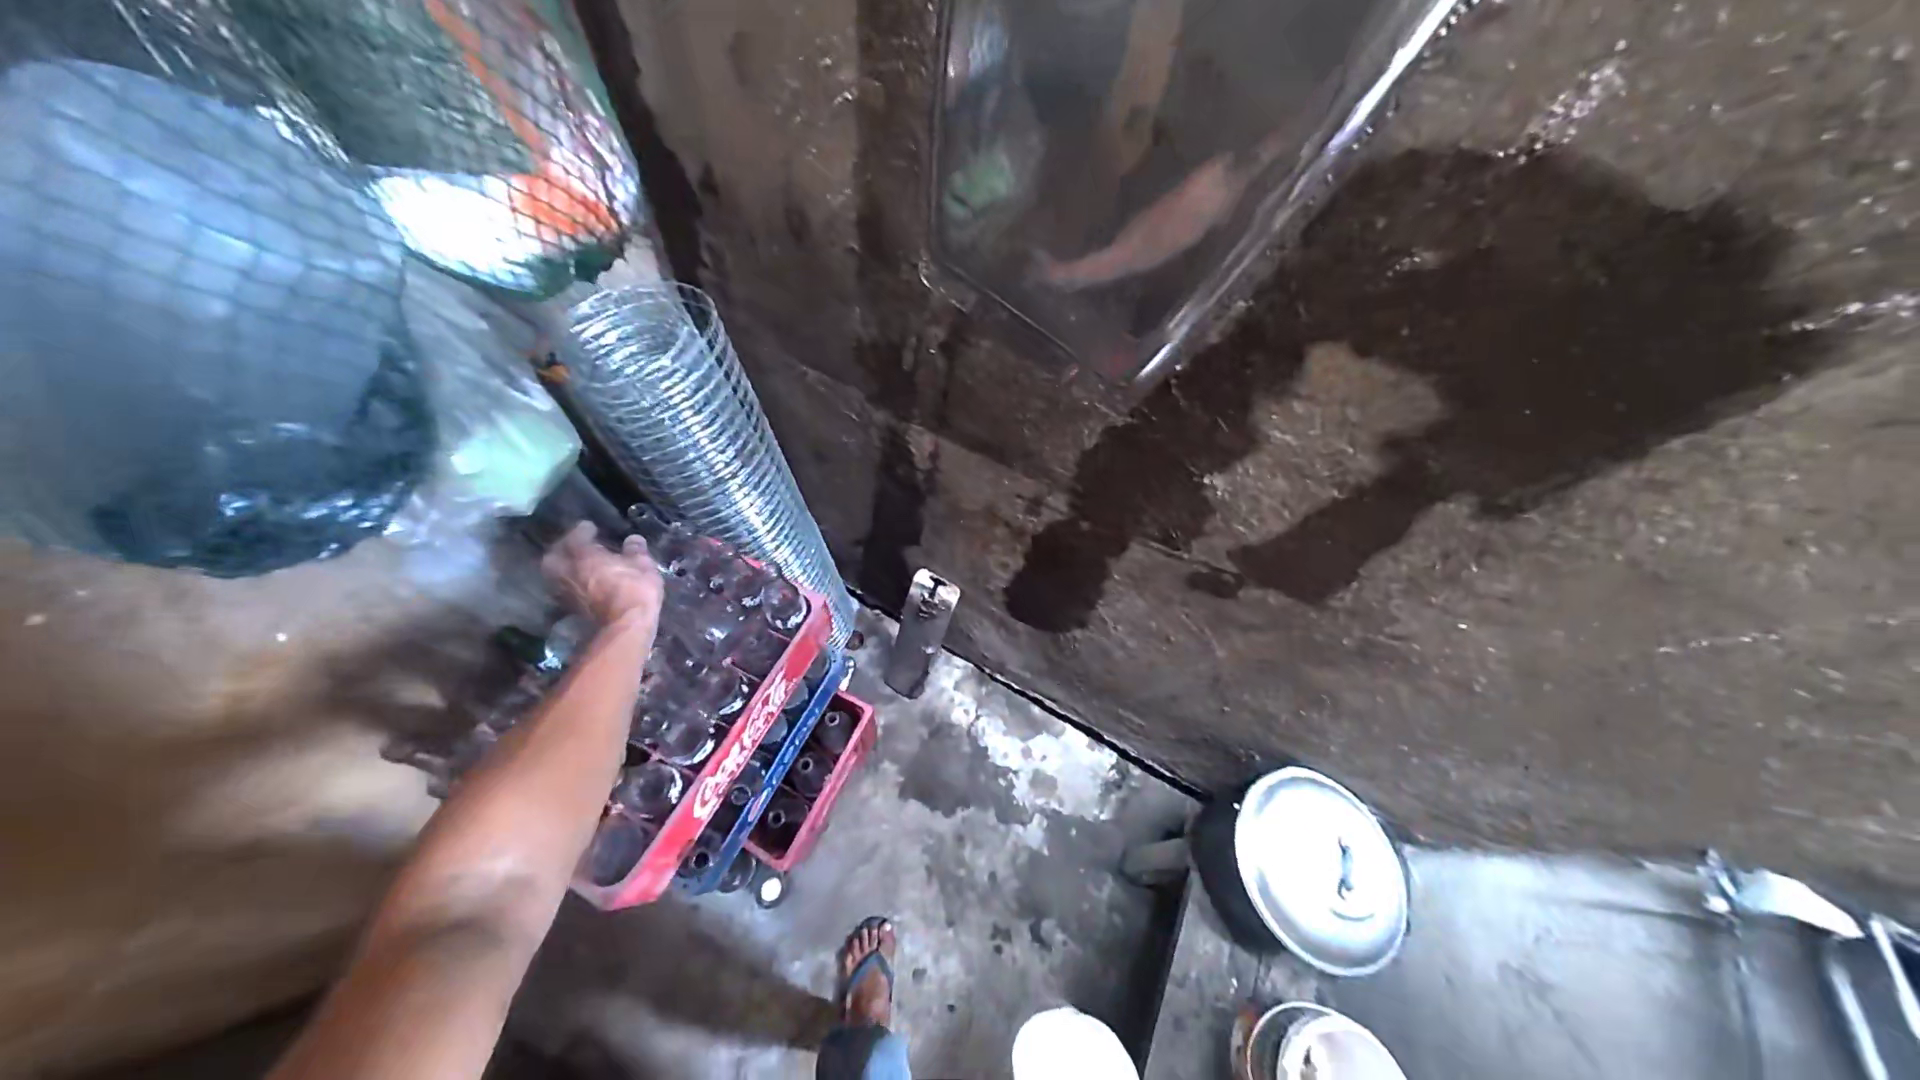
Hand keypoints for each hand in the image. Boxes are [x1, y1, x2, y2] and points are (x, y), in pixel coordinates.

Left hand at [541, 522, 663, 627]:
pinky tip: (581, 583)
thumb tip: (632, 539)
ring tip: (576, 565)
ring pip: (555, 574)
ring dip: (562, 567)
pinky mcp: (572, 608)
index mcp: (584, 555)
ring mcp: (567, 591)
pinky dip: (569, 583)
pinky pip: (564, 589)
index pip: (576, 536)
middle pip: (554, 556)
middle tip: (574, 546)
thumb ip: (635, 550)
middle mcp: (568, 571)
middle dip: (562, 548)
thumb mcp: (643, 565)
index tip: (590, 527)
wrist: (626, 626)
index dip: (583, 530)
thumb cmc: (635, 590)